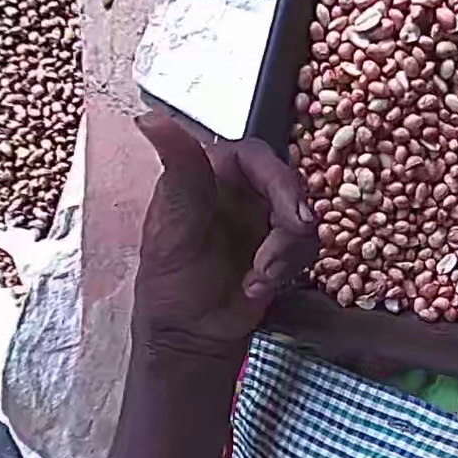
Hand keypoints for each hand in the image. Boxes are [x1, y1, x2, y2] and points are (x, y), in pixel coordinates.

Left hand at [134, 112, 316, 357]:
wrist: (191, 337)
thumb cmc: (170, 285)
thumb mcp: (172, 230)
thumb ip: (178, 175)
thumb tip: (151, 120)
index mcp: (210, 175)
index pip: (255, 156)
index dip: (279, 180)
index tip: (292, 214)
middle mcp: (241, 191)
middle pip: (288, 185)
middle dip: (291, 221)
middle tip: (278, 257)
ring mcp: (264, 219)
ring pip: (302, 218)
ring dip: (286, 254)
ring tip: (258, 281)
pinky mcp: (281, 247)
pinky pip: (305, 246)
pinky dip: (288, 270)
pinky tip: (259, 288)